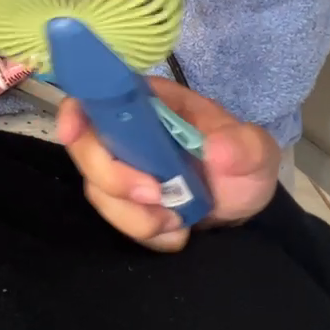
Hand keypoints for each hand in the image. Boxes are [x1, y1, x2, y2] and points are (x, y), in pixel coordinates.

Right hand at [58, 77, 280, 251]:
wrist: (244, 203)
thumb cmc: (242, 160)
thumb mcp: (255, 150)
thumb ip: (244, 146)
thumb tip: (215, 150)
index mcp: (146, 103)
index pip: (94, 96)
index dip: (75, 112)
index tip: (73, 133)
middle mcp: (123, 131)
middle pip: (86, 148)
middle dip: (113, 177)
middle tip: (155, 195)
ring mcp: (121, 166)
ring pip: (97, 188)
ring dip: (133, 214)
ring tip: (176, 220)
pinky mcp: (125, 201)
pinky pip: (116, 220)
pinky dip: (146, 232)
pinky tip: (177, 232)